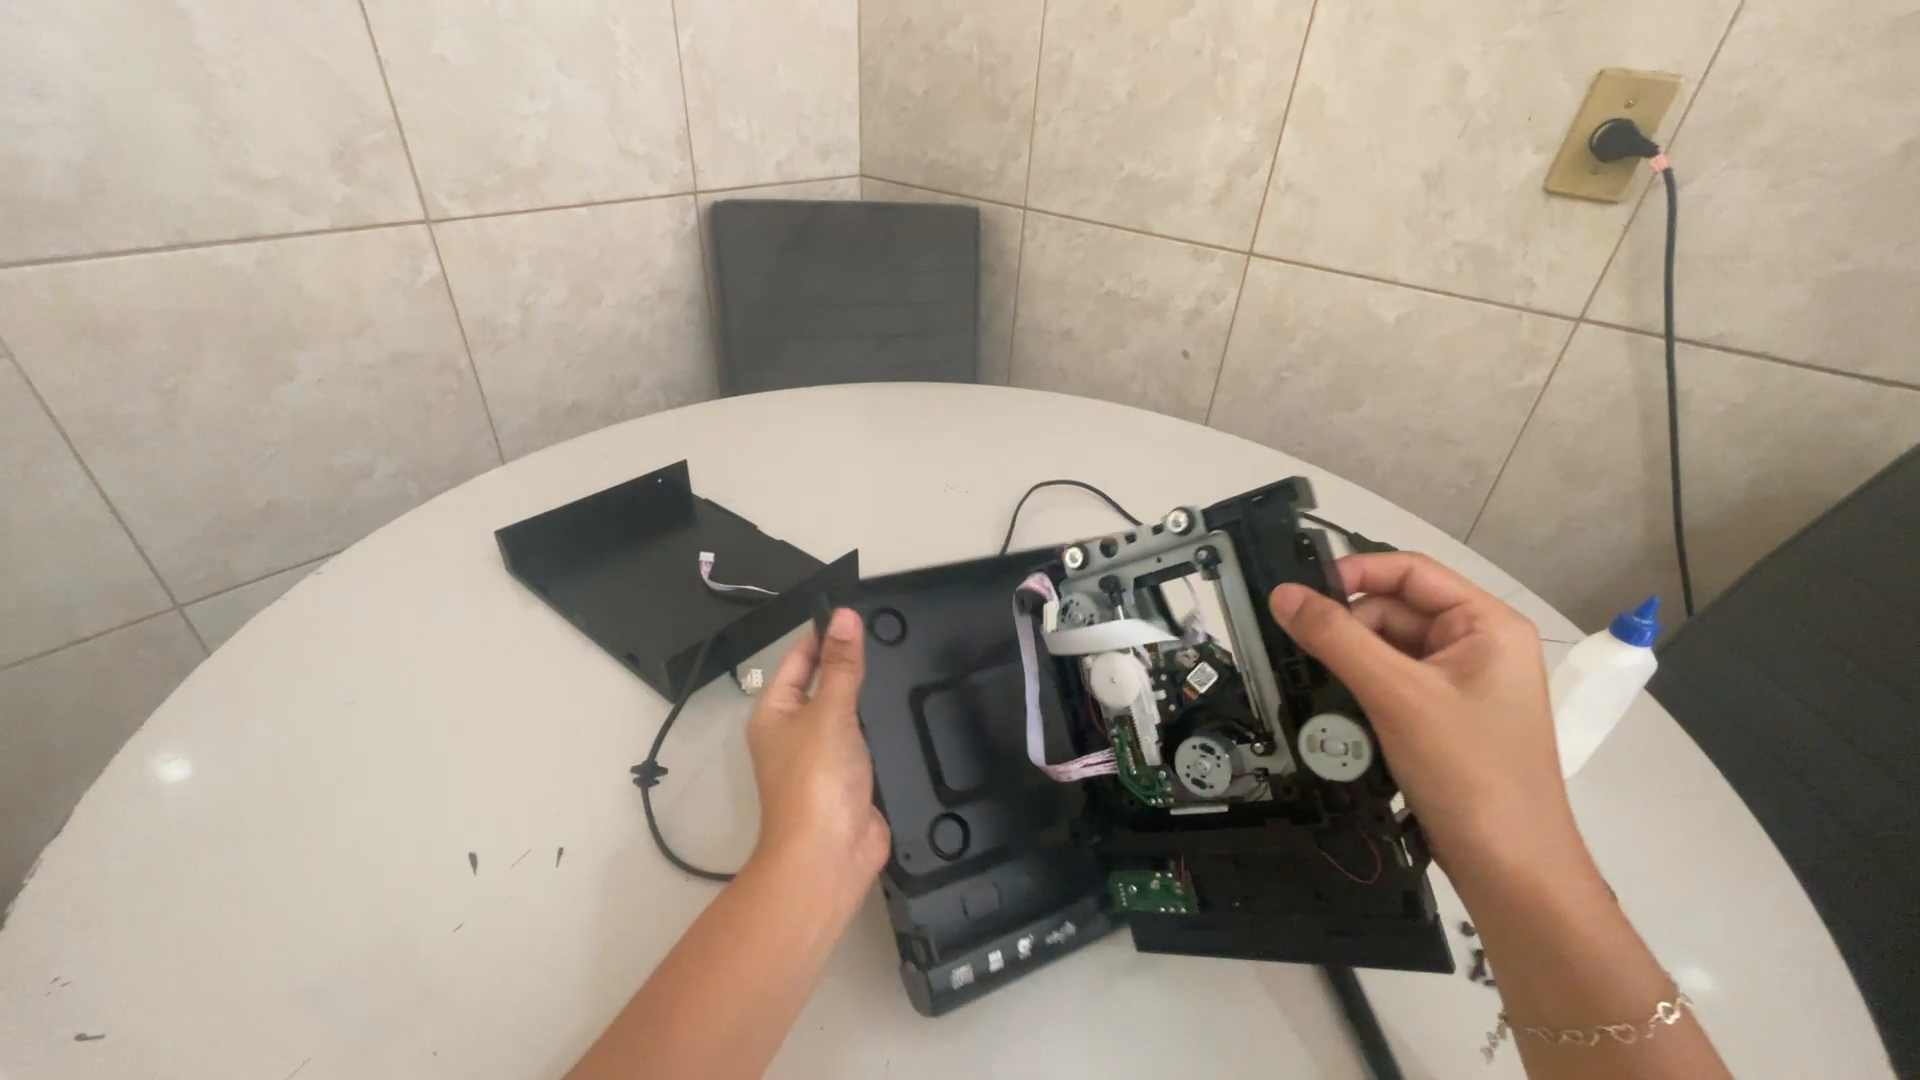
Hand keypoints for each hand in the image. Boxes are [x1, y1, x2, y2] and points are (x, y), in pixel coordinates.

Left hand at [744, 608, 890, 905]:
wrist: (828, 855)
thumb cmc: (816, 778)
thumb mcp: (830, 712)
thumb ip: (842, 665)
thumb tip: (844, 615)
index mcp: (775, 712)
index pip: (799, 660)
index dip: (823, 635)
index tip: (856, 611)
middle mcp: (794, 731)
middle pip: (823, 684)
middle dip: (850, 663)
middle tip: (889, 632)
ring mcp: (823, 756)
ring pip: (847, 713)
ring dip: (868, 697)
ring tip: (902, 662)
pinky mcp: (850, 777)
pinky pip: (865, 740)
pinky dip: (881, 726)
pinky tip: (905, 709)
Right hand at [1268, 553, 1590, 895]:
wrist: (1509, 868)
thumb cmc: (1467, 771)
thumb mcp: (1395, 695)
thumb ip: (1336, 638)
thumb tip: (1282, 594)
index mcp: (1486, 625)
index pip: (1410, 572)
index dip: (1354, 574)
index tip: (1300, 595)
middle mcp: (1477, 645)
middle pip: (1393, 611)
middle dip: (1348, 631)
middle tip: (1305, 656)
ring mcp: (1460, 684)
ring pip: (1385, 649)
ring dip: (1350, 665)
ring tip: (1325, 692)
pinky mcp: (1441, 716)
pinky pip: (1389, 682)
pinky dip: (1360, 691)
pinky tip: (1342, 713)